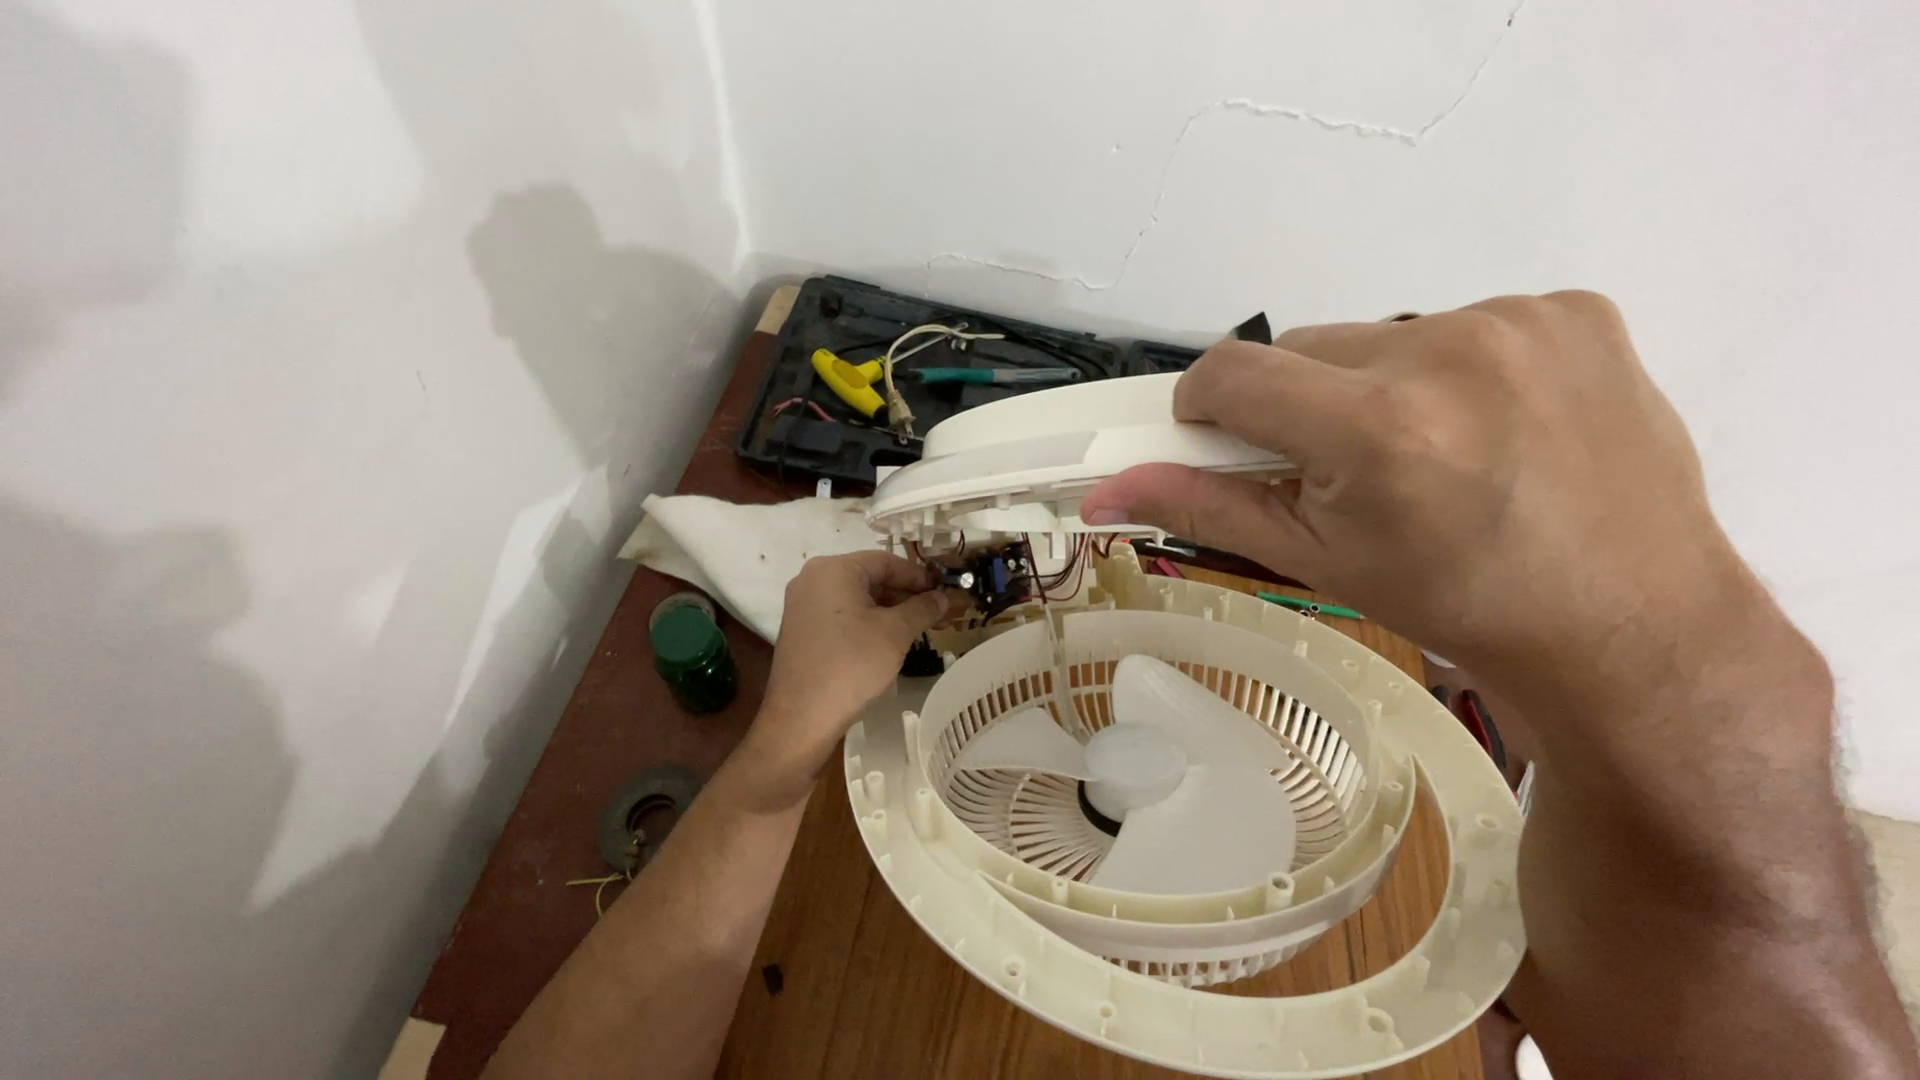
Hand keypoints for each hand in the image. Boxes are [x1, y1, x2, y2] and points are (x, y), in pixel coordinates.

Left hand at [731, 551, 953, 808]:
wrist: (803, 717)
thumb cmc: (852, 665)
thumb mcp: (895, 634)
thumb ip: (922, 609)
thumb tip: (943, 597)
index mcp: (833, 569)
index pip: (886, 561)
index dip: (919, 576)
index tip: (944, 591)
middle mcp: (812, 579)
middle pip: (869, 577)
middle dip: (904, 594)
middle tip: (934, 612)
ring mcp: (802, 604)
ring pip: (855, 597)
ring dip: (887, 609)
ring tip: (916, 628)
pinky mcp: (800, 628)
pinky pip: (840, 614)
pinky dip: (865, 621)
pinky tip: (887, 640)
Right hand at [1080, 292, 1764, 702]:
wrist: (1625, 624)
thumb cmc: (1453, 604)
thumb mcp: (1314, 558)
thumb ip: (1202, 506)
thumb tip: (1101, 492)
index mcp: (1373, 427)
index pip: (1231, 373)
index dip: (1208, 405)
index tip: (1222, 437)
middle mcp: (1446, 352)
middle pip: (1304, 348)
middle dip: (1298, 402)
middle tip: (1340, 467)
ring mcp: (1520, 322)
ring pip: (1380, 336)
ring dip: (1373, 384)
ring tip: (1425, 450)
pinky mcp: (1573, 310)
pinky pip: (1462, 323)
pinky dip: (1450, 368)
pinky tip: (1489, 426)